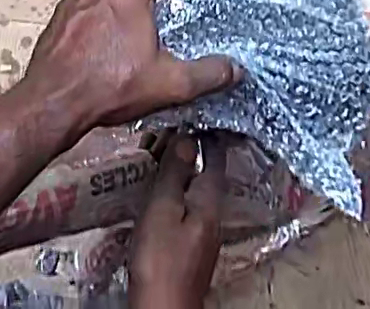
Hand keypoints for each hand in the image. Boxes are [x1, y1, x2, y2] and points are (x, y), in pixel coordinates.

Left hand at [23, 0, 239, 135]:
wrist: (55, 98)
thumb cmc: (112, 85)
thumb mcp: (169, 83)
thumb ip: (207, 73)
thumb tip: (236, 68)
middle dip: (150, 0)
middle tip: (162, 25)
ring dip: (122, 8)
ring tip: (132, 37)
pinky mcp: (60, 10)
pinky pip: (88, 6)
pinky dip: (99, 18)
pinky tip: (102, 44)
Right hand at [131, 135, 224, 308]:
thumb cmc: (160, 257)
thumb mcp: (163, 208)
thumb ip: (175, 172)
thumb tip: (188, 137)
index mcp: (210, 202)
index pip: (215, 158)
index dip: (206, 134)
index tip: (190, 111)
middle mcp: (212, 215)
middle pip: (204, 172)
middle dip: (187, 149)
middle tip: (162, 129)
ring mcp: (202, 232)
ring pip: (193, 188)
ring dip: (177, 168)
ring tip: (154, 150)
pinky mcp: (189, 245)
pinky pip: (185, 203)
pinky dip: (173, 187)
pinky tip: (155, 185)